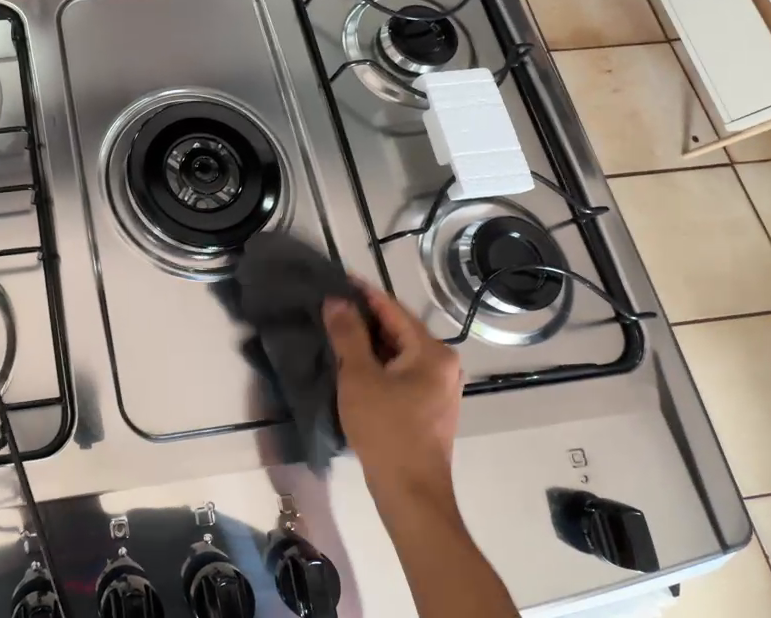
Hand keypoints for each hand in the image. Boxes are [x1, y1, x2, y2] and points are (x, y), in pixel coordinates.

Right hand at [323, 281, 463, 504]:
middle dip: (363, 318)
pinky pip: (401, 371)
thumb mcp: (359, 376)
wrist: (410, 492)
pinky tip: (352, 363)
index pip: (392, 309)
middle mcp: (443, 365)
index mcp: (433, 352)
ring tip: (333, 331)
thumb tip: (336, 300)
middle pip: (397, 329)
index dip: (362, 293)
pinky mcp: (429, 406)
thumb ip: (347, 334)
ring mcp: (439, 387)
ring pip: (398, 352)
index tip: (335, 278)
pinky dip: (377, 363)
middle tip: (327, 306)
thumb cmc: (386, 429)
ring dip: (368, 342)